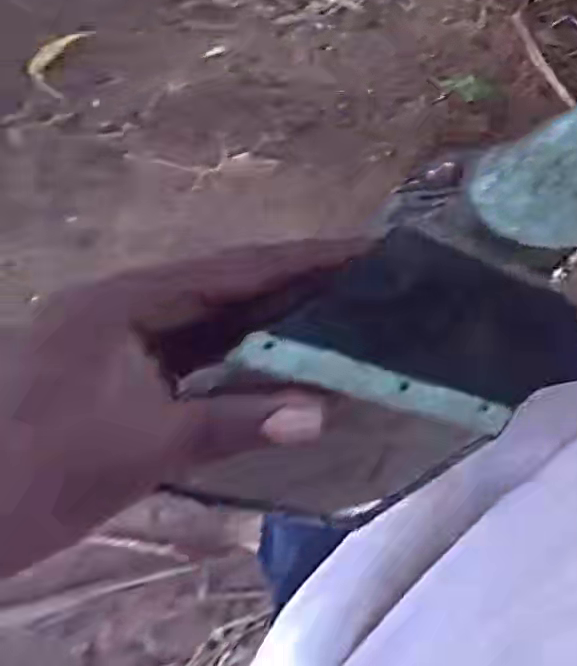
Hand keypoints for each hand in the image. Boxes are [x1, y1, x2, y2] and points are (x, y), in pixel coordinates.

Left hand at [0, 240, 363, 576]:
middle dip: (316, 280)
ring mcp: (127, 339)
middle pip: (244, 282)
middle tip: (388, 276)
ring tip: (366, 304)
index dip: (318, 258)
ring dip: (297, 310)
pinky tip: (313, 347)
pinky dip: (269, 341)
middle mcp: (129, 309)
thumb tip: (324, 416)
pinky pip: (218, 342)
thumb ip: (235, 425)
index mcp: (125, 305)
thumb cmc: (22, 478)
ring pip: (234, 312)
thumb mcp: (135, 452)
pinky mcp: (132, 369)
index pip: (245, 268)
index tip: (382, 250)